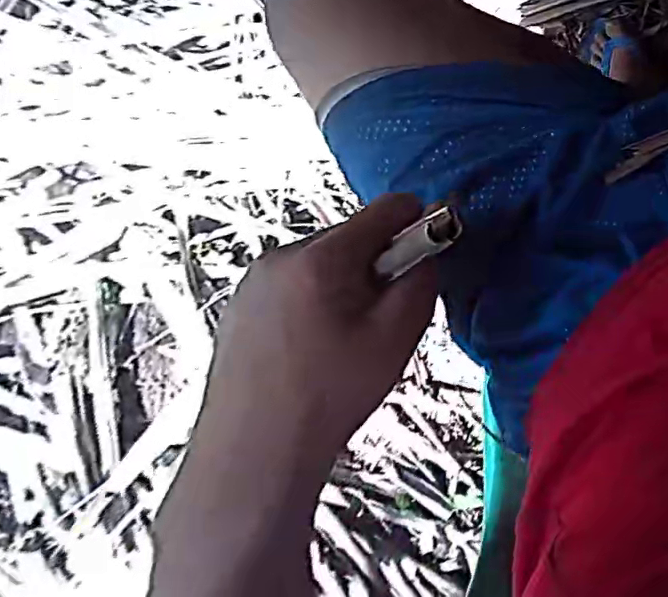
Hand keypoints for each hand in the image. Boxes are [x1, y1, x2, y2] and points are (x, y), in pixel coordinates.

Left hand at [188, 193, 437, 484]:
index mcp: (320, 257)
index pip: (389, 207)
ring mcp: (253, 282)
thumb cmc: (333, 391)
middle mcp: (281, 257)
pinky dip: (319, 298)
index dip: (419, 226)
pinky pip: (298, 282)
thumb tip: (429, 247)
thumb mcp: (401, 329)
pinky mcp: (239, 307)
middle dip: (380, 261)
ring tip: (346, 335)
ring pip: (328, 259)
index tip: (422, 265)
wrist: (251, 459)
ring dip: (349, 281)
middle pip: (356, 234)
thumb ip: (424, 274)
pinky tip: (315, 345)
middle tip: (381, 314)